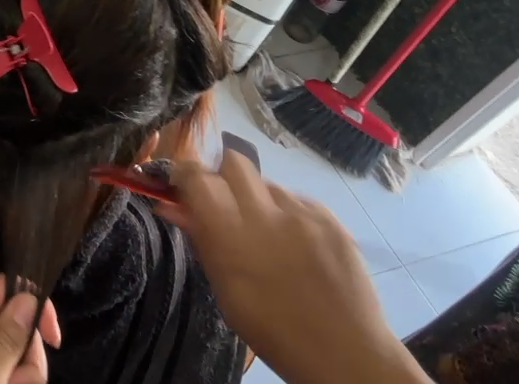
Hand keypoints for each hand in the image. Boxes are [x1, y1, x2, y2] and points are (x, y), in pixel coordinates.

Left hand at [0, 277, 61, 383]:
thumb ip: (9, 337)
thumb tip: (28, 295)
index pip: (6, 286)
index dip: (34, 304)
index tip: (53, 339)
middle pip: (15, 327)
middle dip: (27, 357)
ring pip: (13, 355)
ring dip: (20, 378)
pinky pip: (1, 372)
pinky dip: (8, 383)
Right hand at [158, 154, 431, 383]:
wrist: (347, 356)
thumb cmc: (274, 332)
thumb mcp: (225, 293)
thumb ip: (200, 241)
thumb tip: (170, 207)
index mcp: (232, 235)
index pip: (197, 177)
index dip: (184, 173)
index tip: (180, 182)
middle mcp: (266, 214)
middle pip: (234, 162)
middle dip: (223, 176)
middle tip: (224, 203)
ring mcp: (302, 214)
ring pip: (267, 184)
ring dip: (259, 200)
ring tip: (268, 235)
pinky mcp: (330, 219)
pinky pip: (298, 201)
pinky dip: (289, 215)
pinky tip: (296, 246)